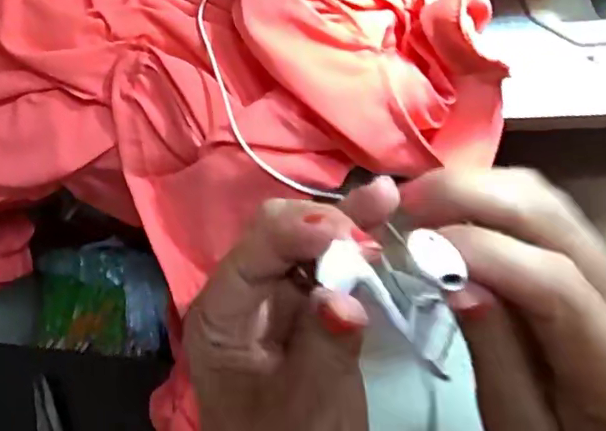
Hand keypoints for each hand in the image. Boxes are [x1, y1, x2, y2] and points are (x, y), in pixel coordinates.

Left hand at [184, 178, 400, 430]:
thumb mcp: (306, 412)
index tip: (339, 230)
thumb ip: (324, 350)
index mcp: (220, 315)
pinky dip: (352, 241)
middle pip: (275, 234)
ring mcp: (274, 290)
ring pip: (304, 236)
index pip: (249, 256)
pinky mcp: (303, 298)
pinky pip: (326, 258)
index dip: (292, 233)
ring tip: (384, 195)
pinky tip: (379, 215)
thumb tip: (346, 298)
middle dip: (322, 222)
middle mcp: (242, 290)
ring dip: (345, 218)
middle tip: (371, 228)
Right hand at [402, 168, 605, 430]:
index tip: (418, 247)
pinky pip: (543, 207)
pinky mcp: (596, 262)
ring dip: (476, 185)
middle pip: (551, 217)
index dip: (482, 251)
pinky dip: (490, 194)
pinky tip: (454, 206)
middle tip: (406, 201)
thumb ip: (496, 360)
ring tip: (422, 199)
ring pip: (546, 197)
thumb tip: (453, 280)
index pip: (557, 284)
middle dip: (469, 194)